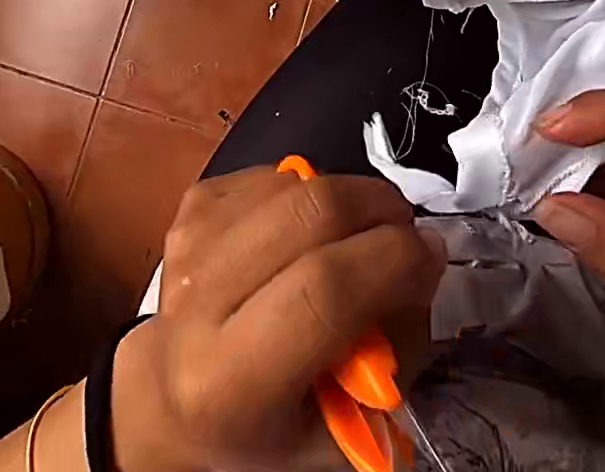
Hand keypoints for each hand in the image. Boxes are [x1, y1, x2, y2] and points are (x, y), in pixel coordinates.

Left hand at [113, 166, 444, 471]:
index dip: (395, 258)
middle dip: (381, 209)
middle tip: (404, 230)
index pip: (326, 289)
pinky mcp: (191, 210)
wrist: (172, 400)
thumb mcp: (337, 430)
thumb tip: (421, 260)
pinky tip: (309, 228)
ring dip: (350, 197)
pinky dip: (310, 189)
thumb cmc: (262, 429)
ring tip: (361, 230)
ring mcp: (188, 247)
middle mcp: (195, 306)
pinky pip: (274, 174)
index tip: (431, 255)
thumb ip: (391, 352)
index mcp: (228, 382)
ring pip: (297, 183)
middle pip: (312, 213)